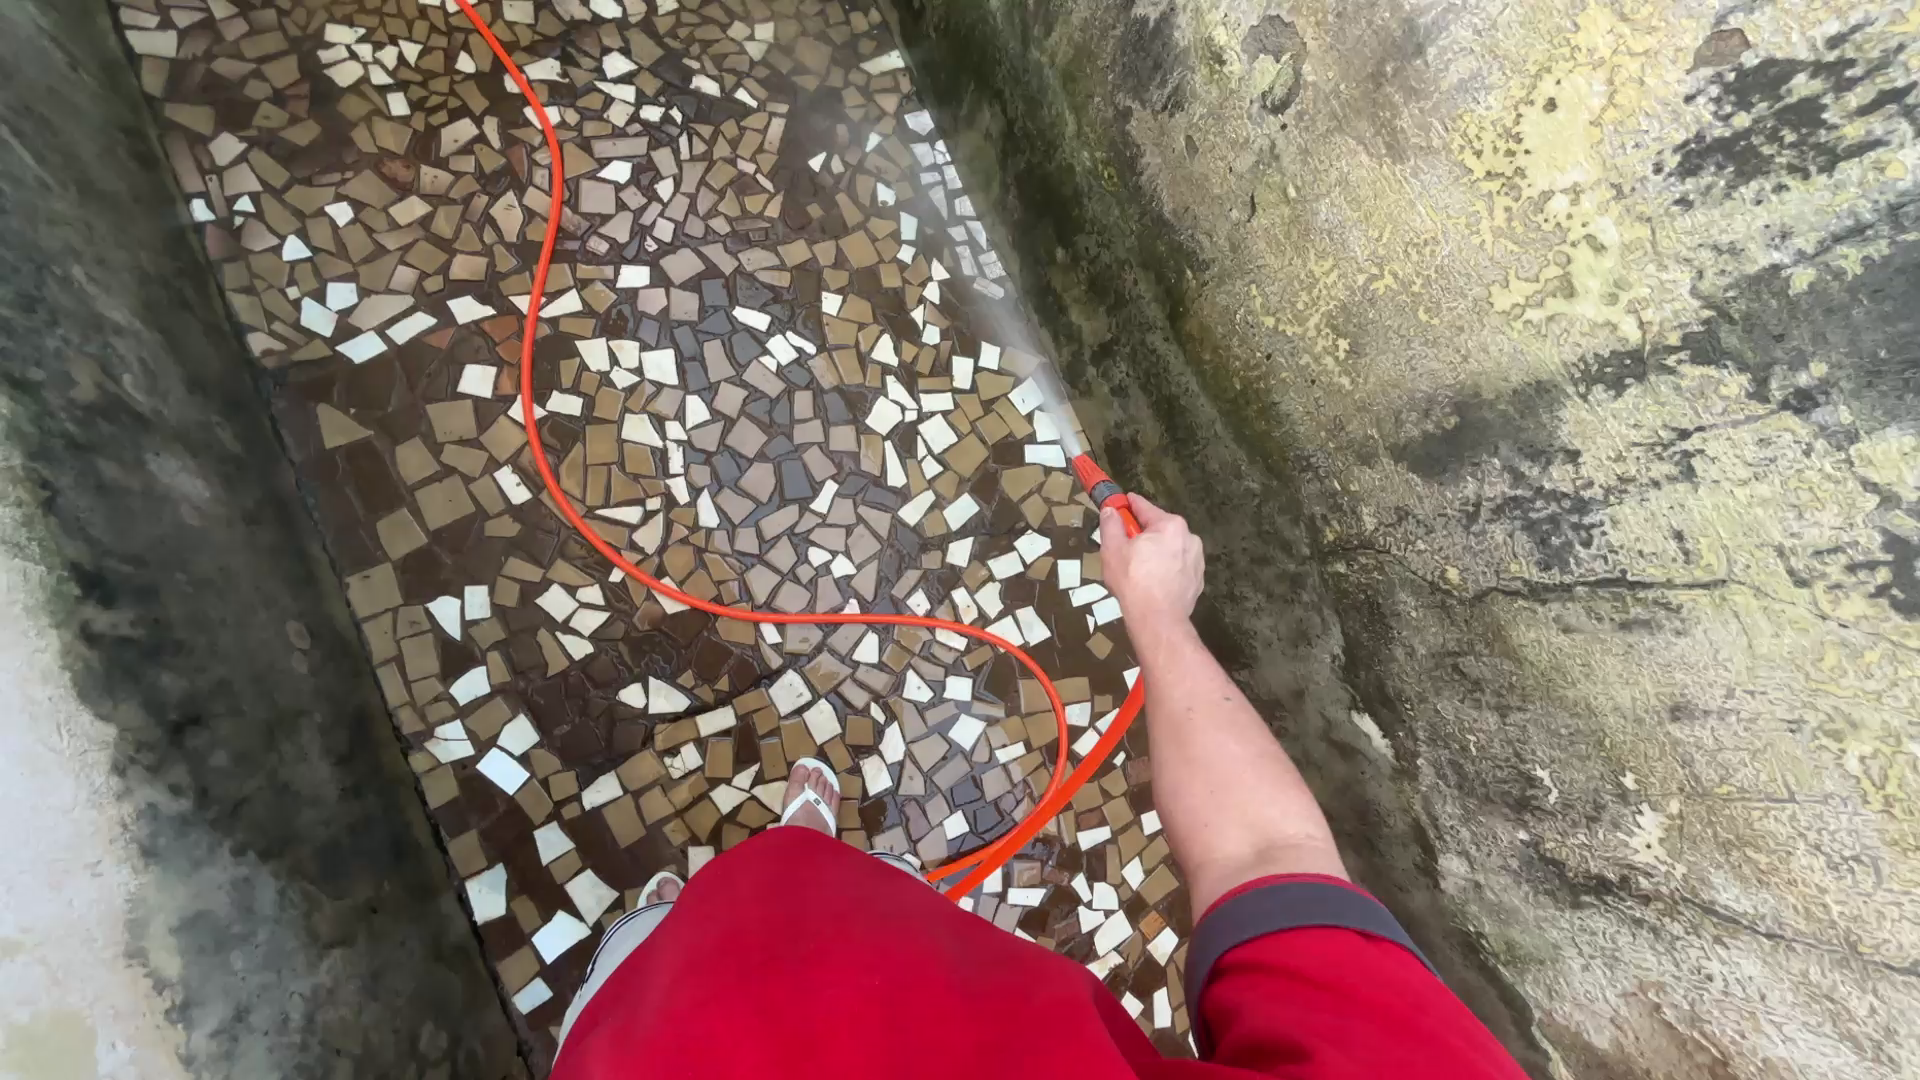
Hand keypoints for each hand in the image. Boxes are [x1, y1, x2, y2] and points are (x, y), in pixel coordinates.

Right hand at [1098, 493, 1204, 626]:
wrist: (1157, 619)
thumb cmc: (1133, 580)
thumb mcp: (1113, 550)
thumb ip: (1111, 525)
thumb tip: (1111, 510)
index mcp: (1170, 525)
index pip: (1144, 507)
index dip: (1128, 504)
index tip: (1119, 503)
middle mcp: (1189, 537)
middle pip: (1159, 528)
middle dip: (1142, 534)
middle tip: (1124, 546)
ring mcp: (1197, 559)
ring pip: (1170, 548)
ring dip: (1156, 552)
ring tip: (1138, 569)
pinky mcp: (1198, 579)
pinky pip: (1177, 566)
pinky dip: (1166, 569)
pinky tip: (1153, 582)